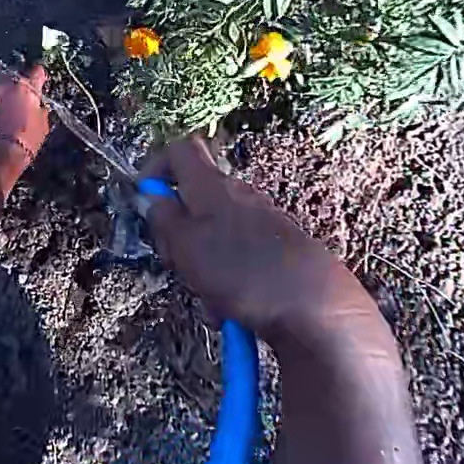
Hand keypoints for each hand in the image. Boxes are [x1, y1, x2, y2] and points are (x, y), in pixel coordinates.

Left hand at [0, 65, 49, 166]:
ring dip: (5, 90)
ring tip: (9, 103)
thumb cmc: (26, 140)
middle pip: (14, 75)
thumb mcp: (42, 126)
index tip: (40, 80)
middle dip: (18, 82)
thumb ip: (40, 111)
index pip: (37, 73)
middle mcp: (8, 85)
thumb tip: (39, 106)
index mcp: (28, 88)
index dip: (39, 76)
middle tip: (22, 94)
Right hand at [142, 137, 383, 354]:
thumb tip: (153, 198)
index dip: (156, 167)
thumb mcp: (186, 246)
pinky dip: (227, 283)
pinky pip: (237, 261)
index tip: (144, 198)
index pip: (180, 150)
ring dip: (201, 267)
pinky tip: (233, 313)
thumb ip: (163, 219)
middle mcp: (238, 197)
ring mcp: (260, 224)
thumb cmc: (242, 272)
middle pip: (193, 202)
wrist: (319, 309)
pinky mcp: (277, 252)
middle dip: (177, 234)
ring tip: (210, 301)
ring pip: (212, 238)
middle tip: (176, 262)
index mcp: (212, 187)